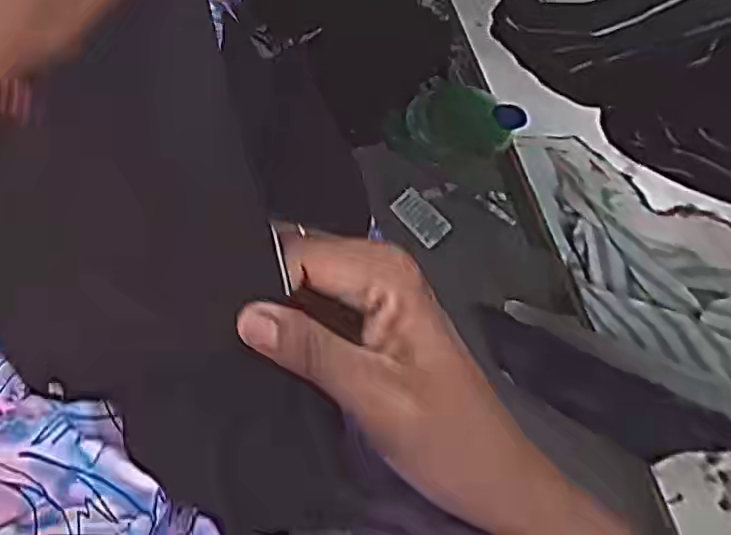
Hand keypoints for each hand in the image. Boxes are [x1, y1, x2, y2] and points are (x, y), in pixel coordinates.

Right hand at [236, 231, 625, 534]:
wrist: (494, 479)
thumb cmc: (452, 439)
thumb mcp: (375, 396)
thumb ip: (310, 350)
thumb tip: (248, 316)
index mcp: (386, 269)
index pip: (299, 252)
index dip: (264, 282)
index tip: (235, 316)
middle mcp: (378, 264)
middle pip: (297, 257)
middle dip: (265, 289)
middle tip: (240, 327)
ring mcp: (371, 285)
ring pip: (300, 277)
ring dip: (275, 304)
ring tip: (255, 335)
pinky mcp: (364, 308)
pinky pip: (312, 297)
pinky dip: (290, 317)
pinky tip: (278, 341)